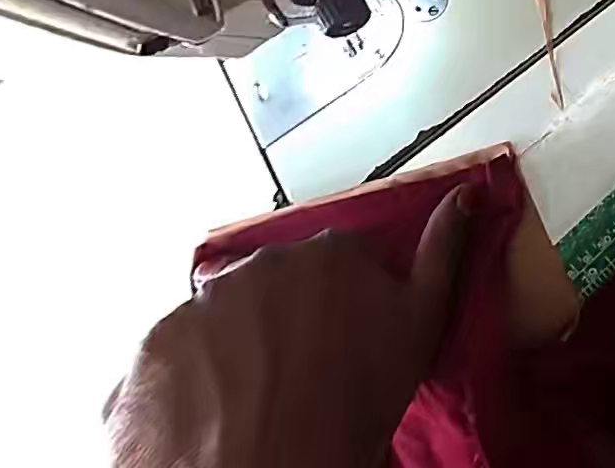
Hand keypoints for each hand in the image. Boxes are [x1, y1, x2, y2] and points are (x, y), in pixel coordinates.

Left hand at [105, 186, 474, 467]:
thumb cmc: (359, 394)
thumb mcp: (421, 318)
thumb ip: (445, 246)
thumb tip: (467, 191)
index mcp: (326, 250)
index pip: (328, 268)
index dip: (333, 309)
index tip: (336, 348)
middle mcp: (262, 260)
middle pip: (271, 288)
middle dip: (278, 322)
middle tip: (288, 381)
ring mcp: (200, 301)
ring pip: (218, 322)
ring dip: (226, 353)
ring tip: (240, 409)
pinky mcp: (148, 348)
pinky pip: (167, 361)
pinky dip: (179, 385)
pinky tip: (197, 424)